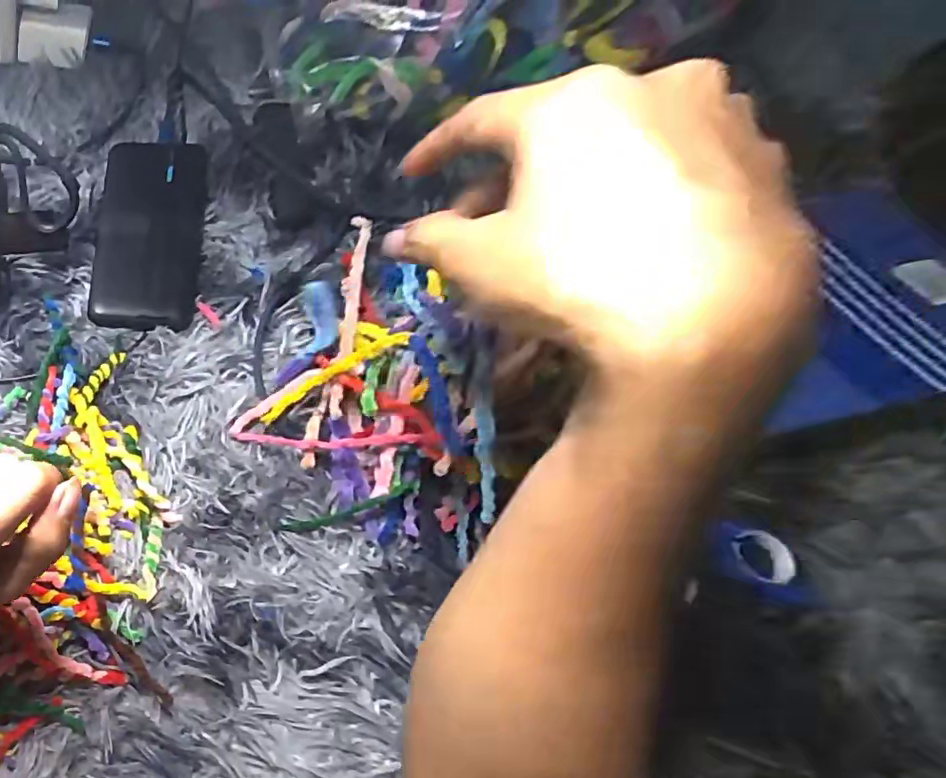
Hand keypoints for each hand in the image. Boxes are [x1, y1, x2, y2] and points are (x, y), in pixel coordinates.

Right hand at [385, 61, 817, 415]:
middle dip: (504, 178)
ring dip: (567, 182)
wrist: (707, 312)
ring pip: (613, 143)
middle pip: (552, 130)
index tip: (411, 174)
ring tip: (543, 233)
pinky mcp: (759, 153)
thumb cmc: (566, 273)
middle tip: (473, 225)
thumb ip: (430, 240)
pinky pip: (667, 164)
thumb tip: (398, 239)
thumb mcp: (472, 262)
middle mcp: (648, 85)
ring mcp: (716, 112)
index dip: (436, 149)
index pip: (479, 118)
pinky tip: (611, 237)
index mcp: (568, 105)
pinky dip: (626, 192)